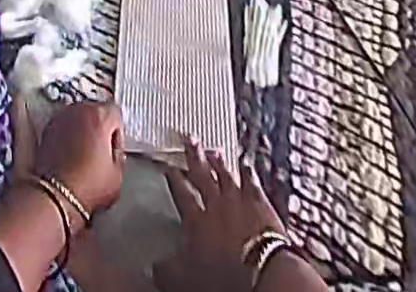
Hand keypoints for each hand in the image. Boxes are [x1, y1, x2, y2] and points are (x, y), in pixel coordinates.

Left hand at [35, 101, 124, 214]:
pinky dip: (69, 133)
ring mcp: (61, 117)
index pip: (115, 111)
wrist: (57, 195)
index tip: (115, 146)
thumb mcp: (117, 173)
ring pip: (79, 115)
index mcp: (99, 117)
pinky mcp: (48, 126)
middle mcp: (78, 110)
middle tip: (101, 150)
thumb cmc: (88, 186)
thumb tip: (113, 146)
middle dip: (100, 126)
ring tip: (85, 152)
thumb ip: (118, 152)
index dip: (117, 131)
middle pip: (95, 110)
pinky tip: (71, 152)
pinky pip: (65, 124)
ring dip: (83, 128)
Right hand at [154, 138, 283, 291]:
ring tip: (212, 149)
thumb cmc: (225, 277)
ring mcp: (239, 202)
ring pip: (225, 176)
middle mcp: (215, 204)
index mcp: (196, 220)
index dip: (174, 180)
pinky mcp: (261, 206)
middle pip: (201, 175)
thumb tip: (152, 267)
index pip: (181, 194)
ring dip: (218, 162)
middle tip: (188, 138)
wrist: (264, 273)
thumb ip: (168, 269)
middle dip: (193, 157)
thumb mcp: (187, 277)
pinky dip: (248, 172)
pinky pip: (252, 184)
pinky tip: (246, 164)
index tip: (168, 167)